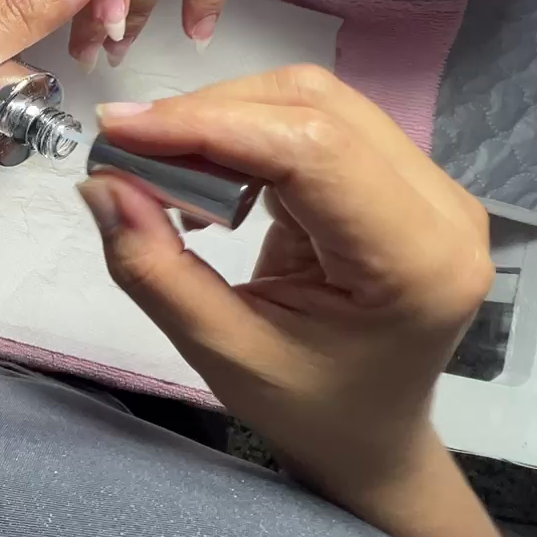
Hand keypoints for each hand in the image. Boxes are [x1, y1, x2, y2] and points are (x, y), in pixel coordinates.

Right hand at [75, 66, 491, 503]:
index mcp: (411, 260)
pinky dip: (237, 132)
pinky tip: (200, 172)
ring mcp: (424, 185)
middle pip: (312, 106)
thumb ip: (152, 266)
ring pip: (309, 102)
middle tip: (124, 149)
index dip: (205, 125)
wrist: (368, 434)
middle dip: (204, 114)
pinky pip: (308, 123)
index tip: (116, 130)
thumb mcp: (215, 348)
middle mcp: (438, 206)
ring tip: (156, 163)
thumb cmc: (302, 405)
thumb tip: (99, 183)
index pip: (309, 150)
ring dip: (218, 117)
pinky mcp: (393, 179)